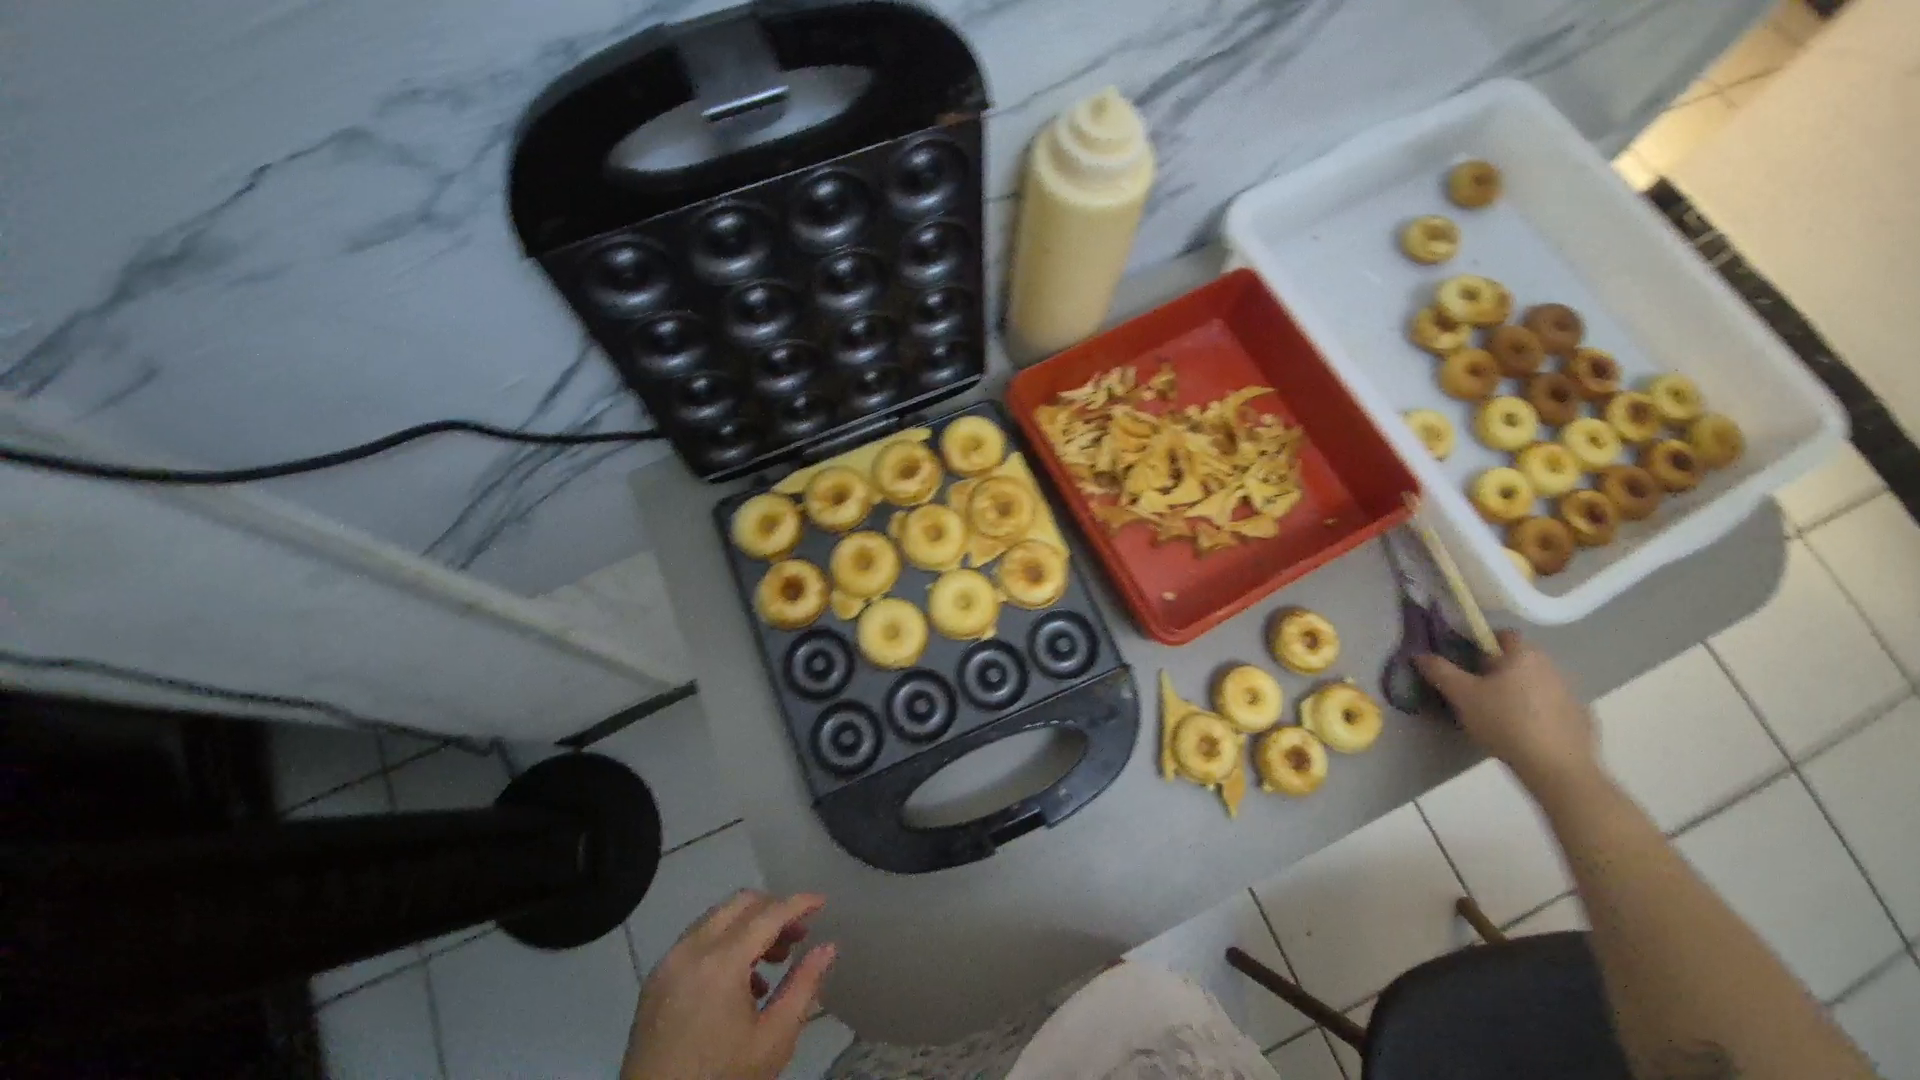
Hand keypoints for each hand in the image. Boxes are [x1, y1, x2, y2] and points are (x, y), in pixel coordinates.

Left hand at [621, 890, 835, 1079]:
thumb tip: (828, 948)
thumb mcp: (773, 1039)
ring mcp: (668, 962)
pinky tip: (740, 982)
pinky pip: (696, 941)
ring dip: (749, 926)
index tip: (823, 902)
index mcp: (721, 962)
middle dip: (774, 910)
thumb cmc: (722, 1078)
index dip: (799, 904)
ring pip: (716, 918)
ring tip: (773, 962)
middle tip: (799, 936)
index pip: (768, 913)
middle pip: (740, 904)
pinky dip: (724, 943)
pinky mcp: (656, 979)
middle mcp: (691, 949)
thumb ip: (803, 987)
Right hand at [1416, 631, 1599, 791]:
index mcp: (1524, 654)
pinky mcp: (1582, 718)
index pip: (1503, 634)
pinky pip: (1553, 706)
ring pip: (1537, 682)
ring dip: (1520, 691)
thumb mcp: (1462, 696)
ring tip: (1501, 715)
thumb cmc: (1504, 722)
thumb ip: (1439, 671)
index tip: (1467, 663)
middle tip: (1478, 691)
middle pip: (1520, 659)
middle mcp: (1552, 666)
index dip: (1483, 643)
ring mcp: (1571, 692)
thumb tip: (1419, 655)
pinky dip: (1540, 712)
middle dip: (1499, 670)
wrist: (1557, 767)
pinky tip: (1527, 733)